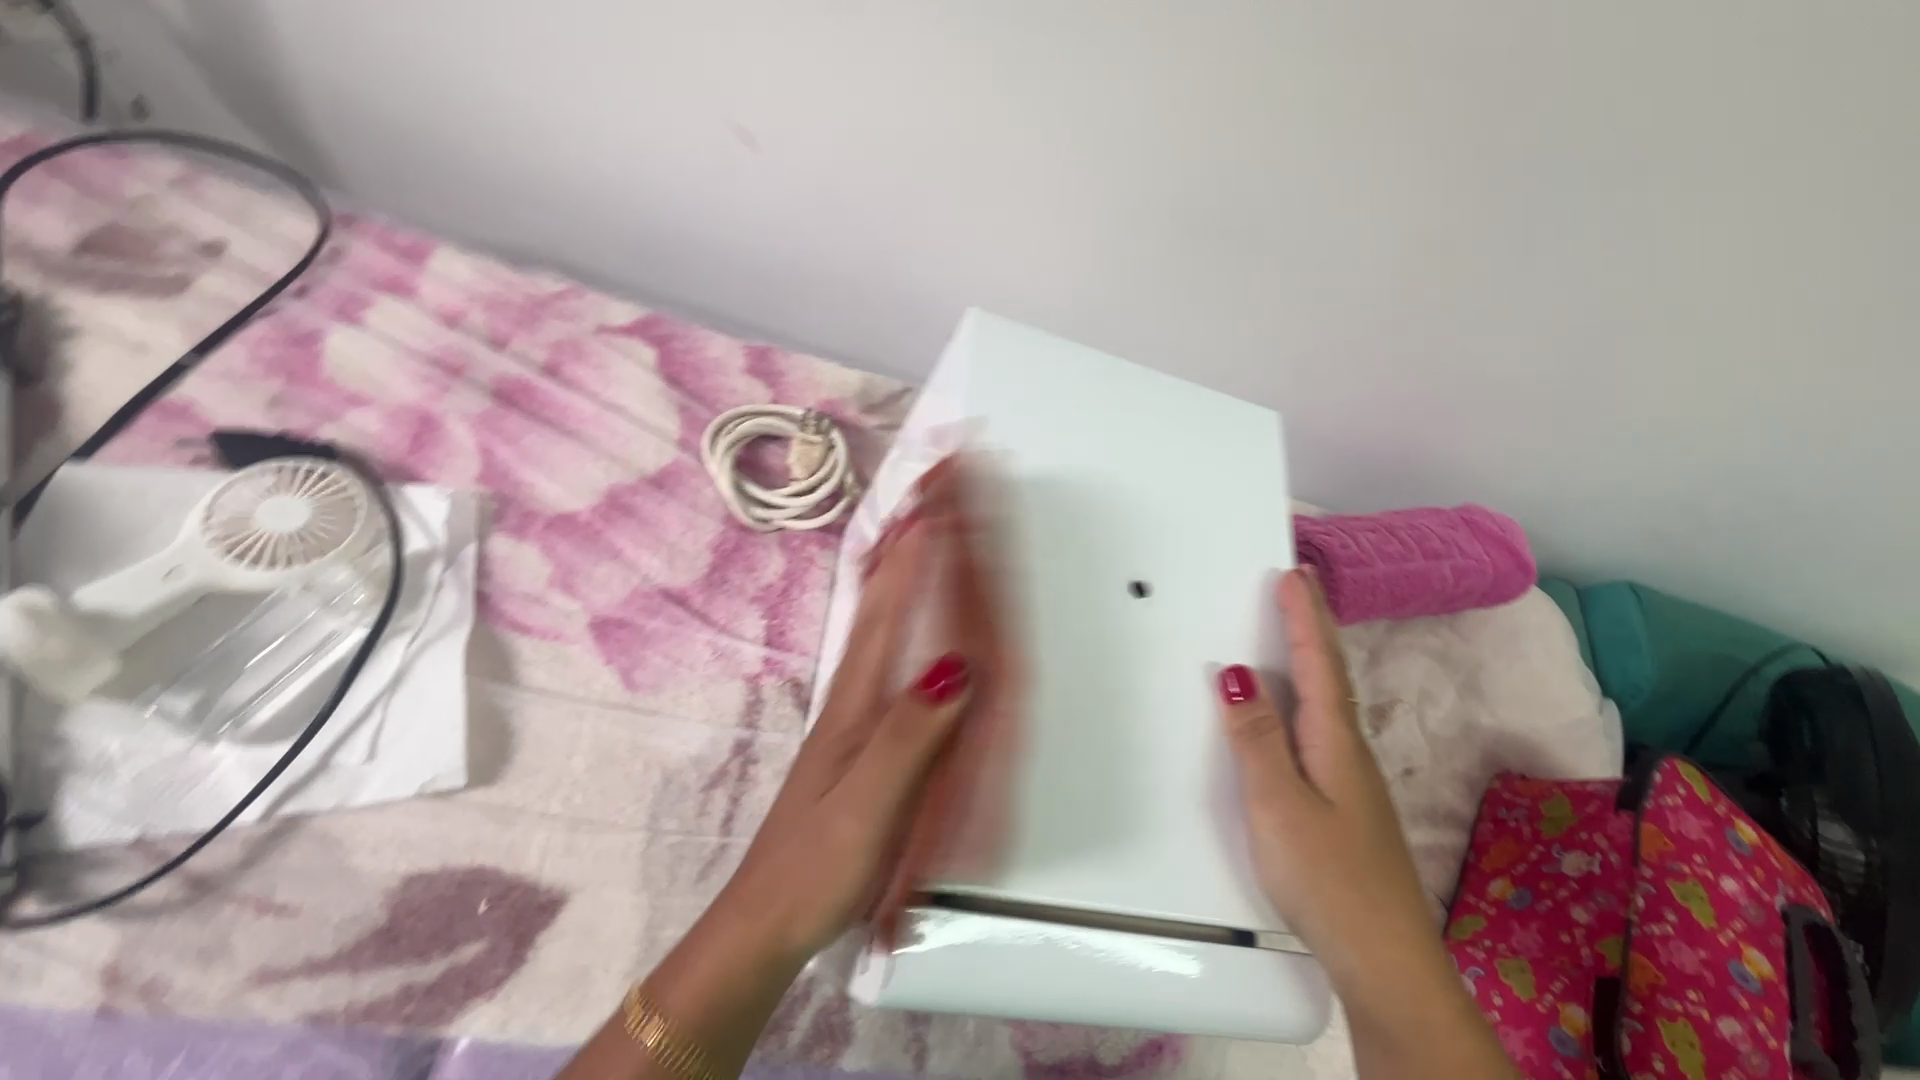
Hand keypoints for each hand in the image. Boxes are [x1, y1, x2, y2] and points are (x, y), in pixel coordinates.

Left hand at [706, 513, 971, 961]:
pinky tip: (902, 600)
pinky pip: (889, 644)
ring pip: (886, 610)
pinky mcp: (865, 730)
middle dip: (917, 528)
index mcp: (862, 699)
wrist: (767, 918)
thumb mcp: (868, 807)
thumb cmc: (815, 867)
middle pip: (889, 589)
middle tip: (938, 474)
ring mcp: (859, 707)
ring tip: (923, 511)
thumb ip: (912, 737)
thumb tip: (958, 665)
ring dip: (907, 555)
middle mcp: (859, 689)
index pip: (895, 600)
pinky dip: (898, 603)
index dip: (923, 539)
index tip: (946, 484)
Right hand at [1214, 567, 1438, 991]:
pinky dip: (1304, 701)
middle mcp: (1347, 752)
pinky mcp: (1342, 804)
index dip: (1304, 617)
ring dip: (1309, 661)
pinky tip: (1293, 715)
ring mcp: (1349, 779)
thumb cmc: (1328, 878)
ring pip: (1325, 703)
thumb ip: (1256, 741)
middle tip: (1294, 589)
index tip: (1294, 572)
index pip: (1317, 663)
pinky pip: (1318, 730)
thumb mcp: (1278, 805)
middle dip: (1310, 628)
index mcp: (1333, 742)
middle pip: (1328, 675)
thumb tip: (1236, 676)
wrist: (1382, 955)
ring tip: (1290, 634)